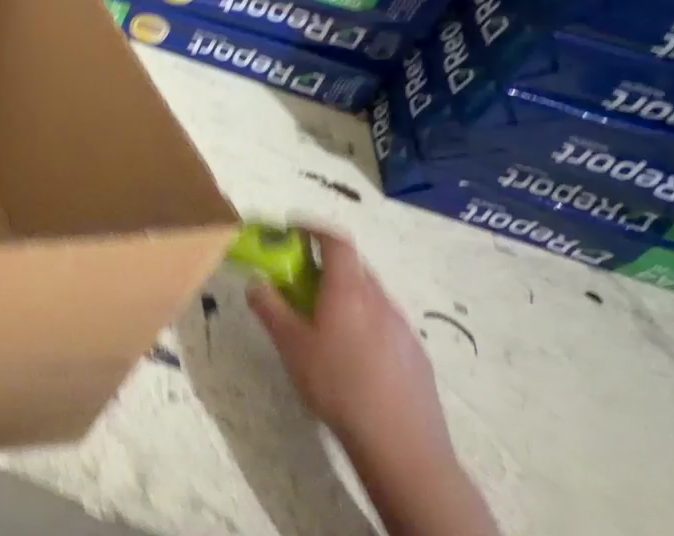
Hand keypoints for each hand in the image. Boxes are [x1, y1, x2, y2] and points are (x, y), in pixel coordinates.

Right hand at [246, 229, 449, 456]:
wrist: (401, 443)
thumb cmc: (337, 385)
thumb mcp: (289, 344)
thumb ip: (269, 307)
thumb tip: (256, 281)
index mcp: (349, 292)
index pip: (336, 243)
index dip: (313, 229)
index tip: (291, 229)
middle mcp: (381, 302)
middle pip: (354, 267)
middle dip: (324, 264)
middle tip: (297, 278)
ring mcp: (404, 330)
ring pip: (370, 297)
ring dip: (344, 294)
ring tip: (321, 320)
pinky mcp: (416, 356)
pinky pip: (384, 323)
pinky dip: (363, 321)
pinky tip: (350, 355)